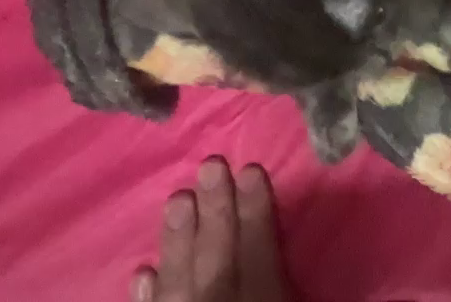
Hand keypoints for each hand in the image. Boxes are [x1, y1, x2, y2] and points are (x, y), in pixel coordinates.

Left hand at [131, 158, 287, 301]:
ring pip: (179, 276)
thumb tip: (306, 247)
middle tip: (211, 164)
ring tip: (177, 198)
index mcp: (262, 297)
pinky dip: (148, 292)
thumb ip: (285, 280)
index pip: (259, 246)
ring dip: (177, 236)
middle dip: (215, 206)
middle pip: (217, 252)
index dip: (256, 206)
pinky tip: (144, 270)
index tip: (251, 168)